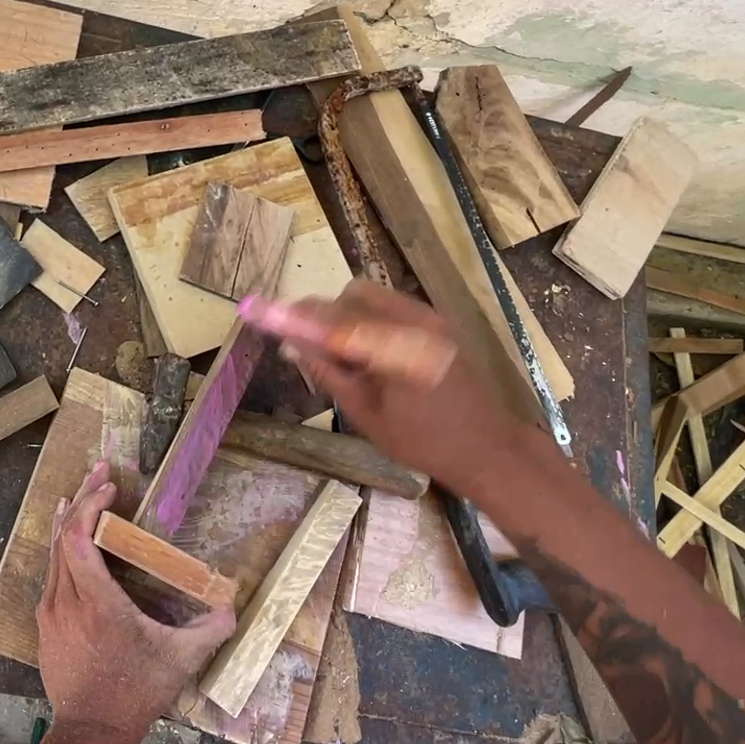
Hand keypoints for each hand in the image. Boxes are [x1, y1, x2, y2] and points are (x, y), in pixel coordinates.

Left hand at [36, 461, 235, 735]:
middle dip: (83, 496)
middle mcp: (66, 599)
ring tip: (83, 489)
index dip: (90, 505)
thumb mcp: (177, 661)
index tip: (110, 486)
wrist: (90, 731)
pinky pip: (50, 569)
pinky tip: (68, 532)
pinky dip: (61, 542)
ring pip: (53, 549)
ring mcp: (51, 609)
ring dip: (70, 516)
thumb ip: (207, 633)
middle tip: (101, 469)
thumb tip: (234, 612)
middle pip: (65, 533)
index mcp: (96, 602)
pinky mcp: (45, 620)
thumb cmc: (134, 692)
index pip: (78, 538)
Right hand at [240, 279, 522, 488]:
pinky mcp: (435, 321)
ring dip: (344, 315)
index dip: (292, 315)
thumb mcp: (364, 412)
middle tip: (308, 347)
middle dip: (322, 316)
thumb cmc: (422, 441)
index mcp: (393, 347)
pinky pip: (387, 305)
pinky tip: (367, 353)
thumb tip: (291, 344)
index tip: (257, 308)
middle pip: (348, 297)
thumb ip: (327, 371)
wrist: (487, 447)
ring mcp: (427, 317)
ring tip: (342, 356)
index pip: (329, 320)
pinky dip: (366, 319)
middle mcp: (412, 321)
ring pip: (367, 296)